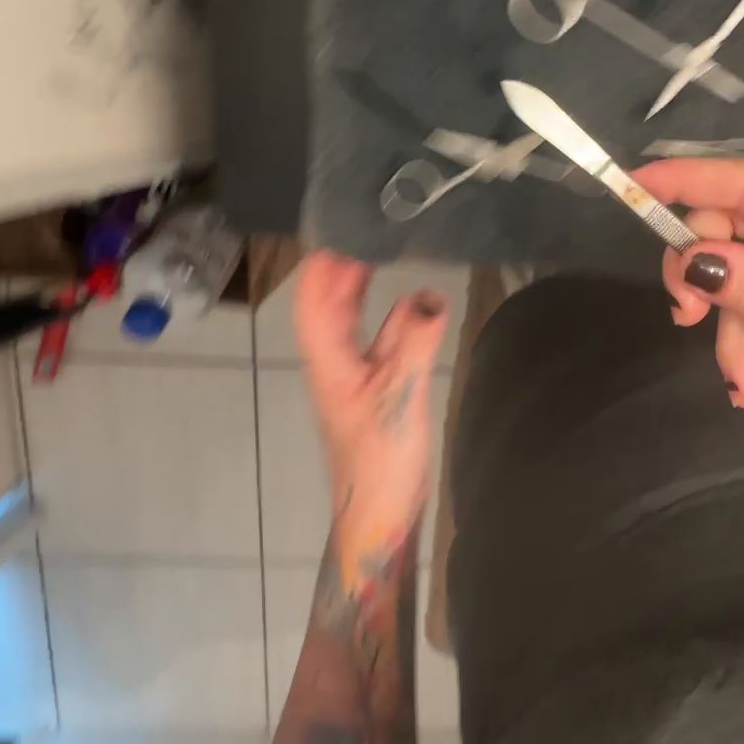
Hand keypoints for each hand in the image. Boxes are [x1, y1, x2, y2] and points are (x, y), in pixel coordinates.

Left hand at [293, 252, 448, 573]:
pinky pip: (377, 343)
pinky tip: (413, 306)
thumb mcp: (399, 398)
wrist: (380, 515)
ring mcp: (354, 379)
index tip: (337, 228)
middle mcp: (334, 365)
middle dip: (339, 268)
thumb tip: (432, 293)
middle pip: (327, 307)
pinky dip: (390, 318)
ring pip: (350, 323)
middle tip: (364, 229)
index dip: (320, 266)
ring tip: (380, 253)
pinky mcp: (374, 392)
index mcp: (328, 363)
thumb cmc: (380, 461)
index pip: (311, 302)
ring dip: (359, 289)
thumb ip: (414, 344)